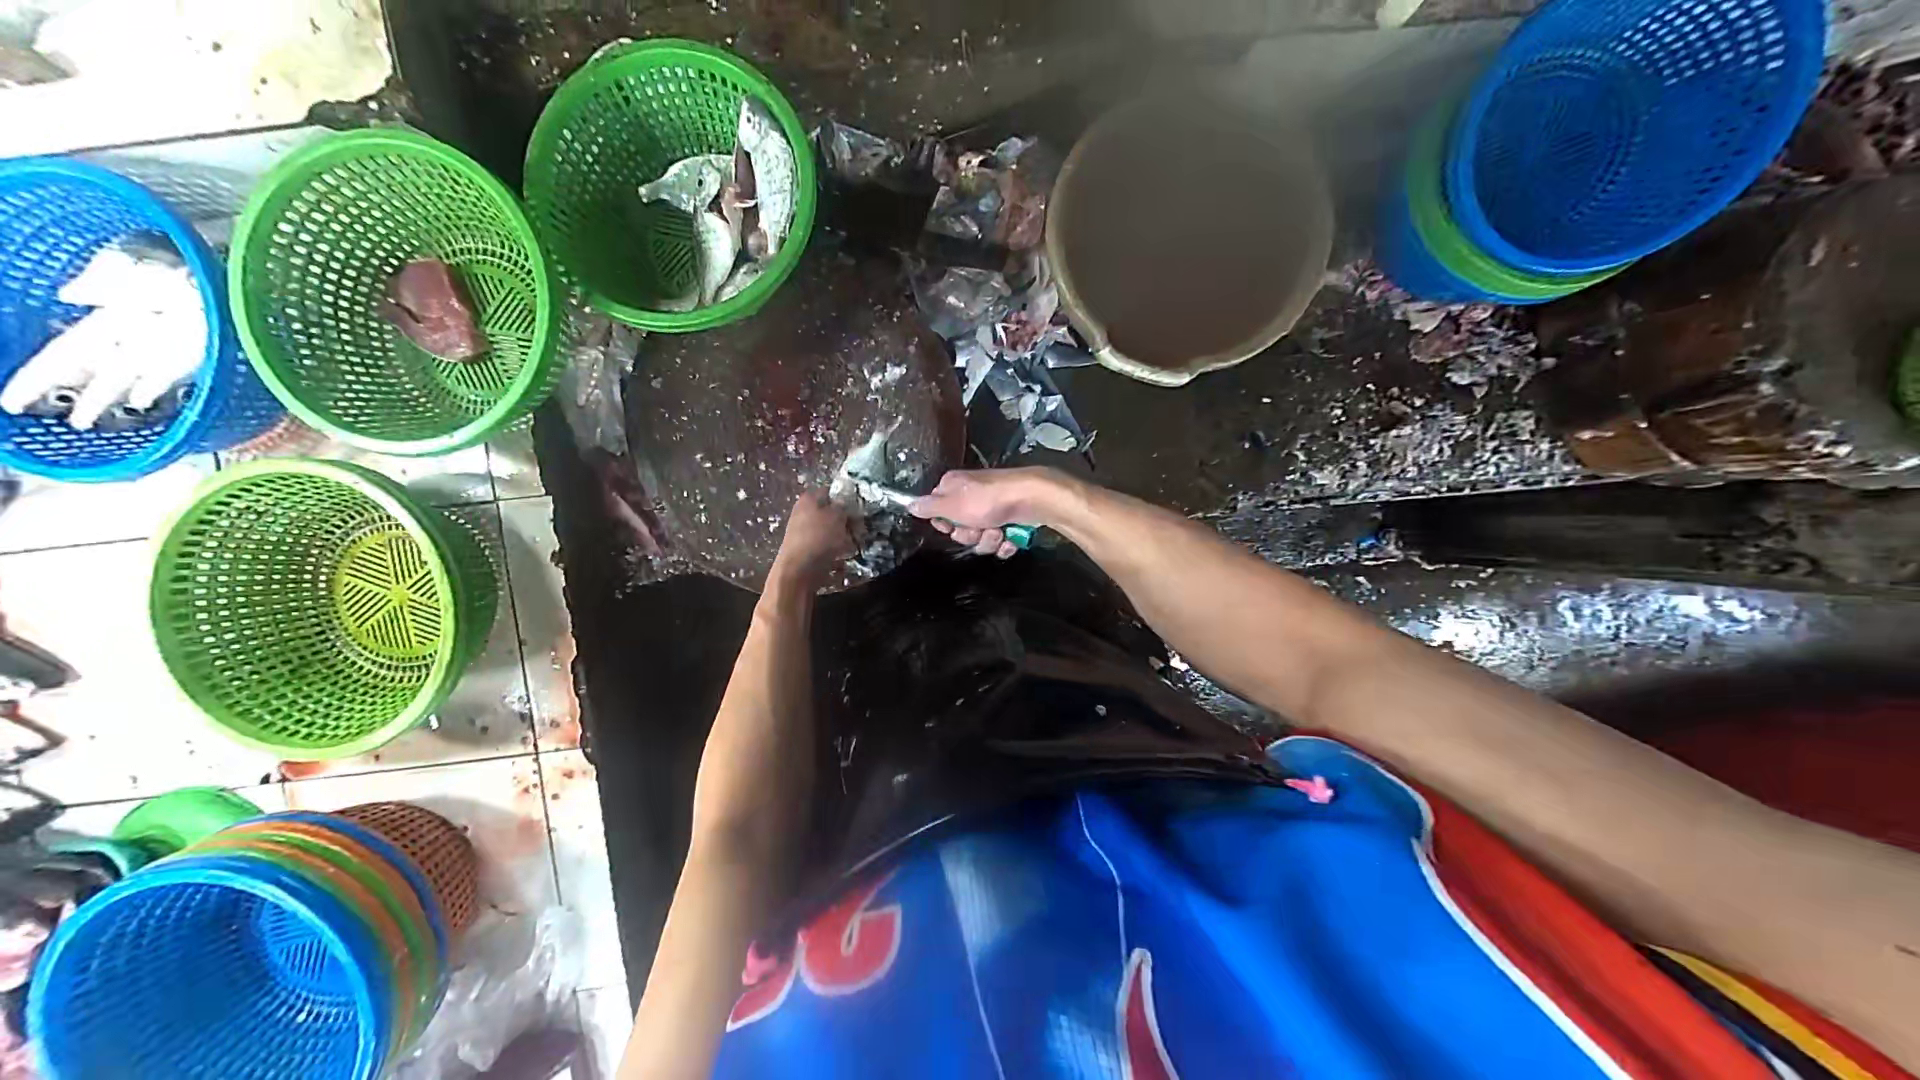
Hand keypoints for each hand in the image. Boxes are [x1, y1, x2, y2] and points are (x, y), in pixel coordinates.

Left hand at [769, 491, 854, 589]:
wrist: (799, 570)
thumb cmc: (819, 537)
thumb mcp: (837, 515)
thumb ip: (843, 506)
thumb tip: (844, 505)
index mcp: (809, 499)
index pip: (830, 491)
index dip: (846, 498)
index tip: (858, 509)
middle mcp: (804, 513)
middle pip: (831, 513)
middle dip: (847, 521)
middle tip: (859, 529)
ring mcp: (805, 533)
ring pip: (831, 531)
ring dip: (844, 537)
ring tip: (853, 544)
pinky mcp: (808, 550)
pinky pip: (827, 546)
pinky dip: (836, 550)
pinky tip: (844, 556)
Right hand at [909, 468, 1068, 558]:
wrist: (1031, 499)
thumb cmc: (988, 500)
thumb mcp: (952, 505)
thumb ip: (929, 507)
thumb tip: (909, 504)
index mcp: (954, 488)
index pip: (938, 513)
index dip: (945, 524)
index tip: (951, 525)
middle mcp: (971, 497)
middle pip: (960, 529)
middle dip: (970, 535)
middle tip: (979, 527)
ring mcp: (992, 510)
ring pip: (980, 538)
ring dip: (989, 540)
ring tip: (999, 531)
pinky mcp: (1009, 520)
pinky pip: (1000, 541)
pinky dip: (1005, 543)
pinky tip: (1010, 538)